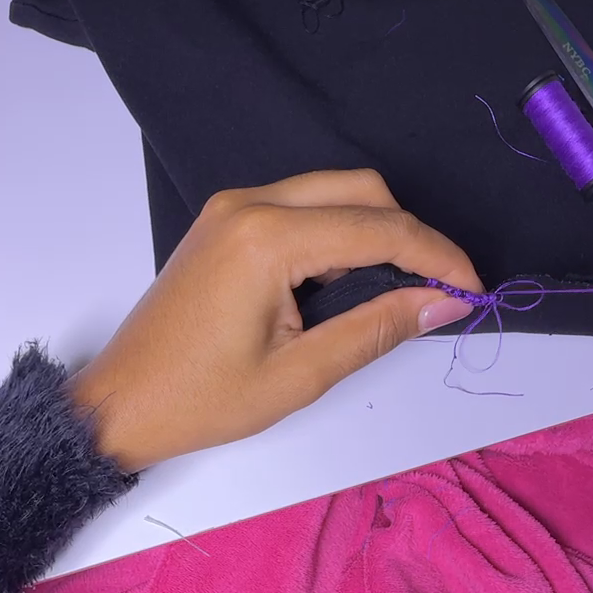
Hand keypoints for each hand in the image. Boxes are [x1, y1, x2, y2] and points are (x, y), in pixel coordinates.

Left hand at [72, 170, 481, 470]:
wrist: (121, 403)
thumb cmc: (200, 401)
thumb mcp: (299, 376)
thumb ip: (376, 331)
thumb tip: (442, 303)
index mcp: (266, 238)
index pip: (378, 228)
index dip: (436, 258)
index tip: (471, 290)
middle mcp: (248, 204)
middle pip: (359, 190)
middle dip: (408, 236)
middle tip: (435, 290)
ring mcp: (230, 209)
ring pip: (330, 194)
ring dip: (371, 234)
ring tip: (390, 296)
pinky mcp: (223, 224)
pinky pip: (298, 211)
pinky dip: (334, 239)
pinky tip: (341, 287)